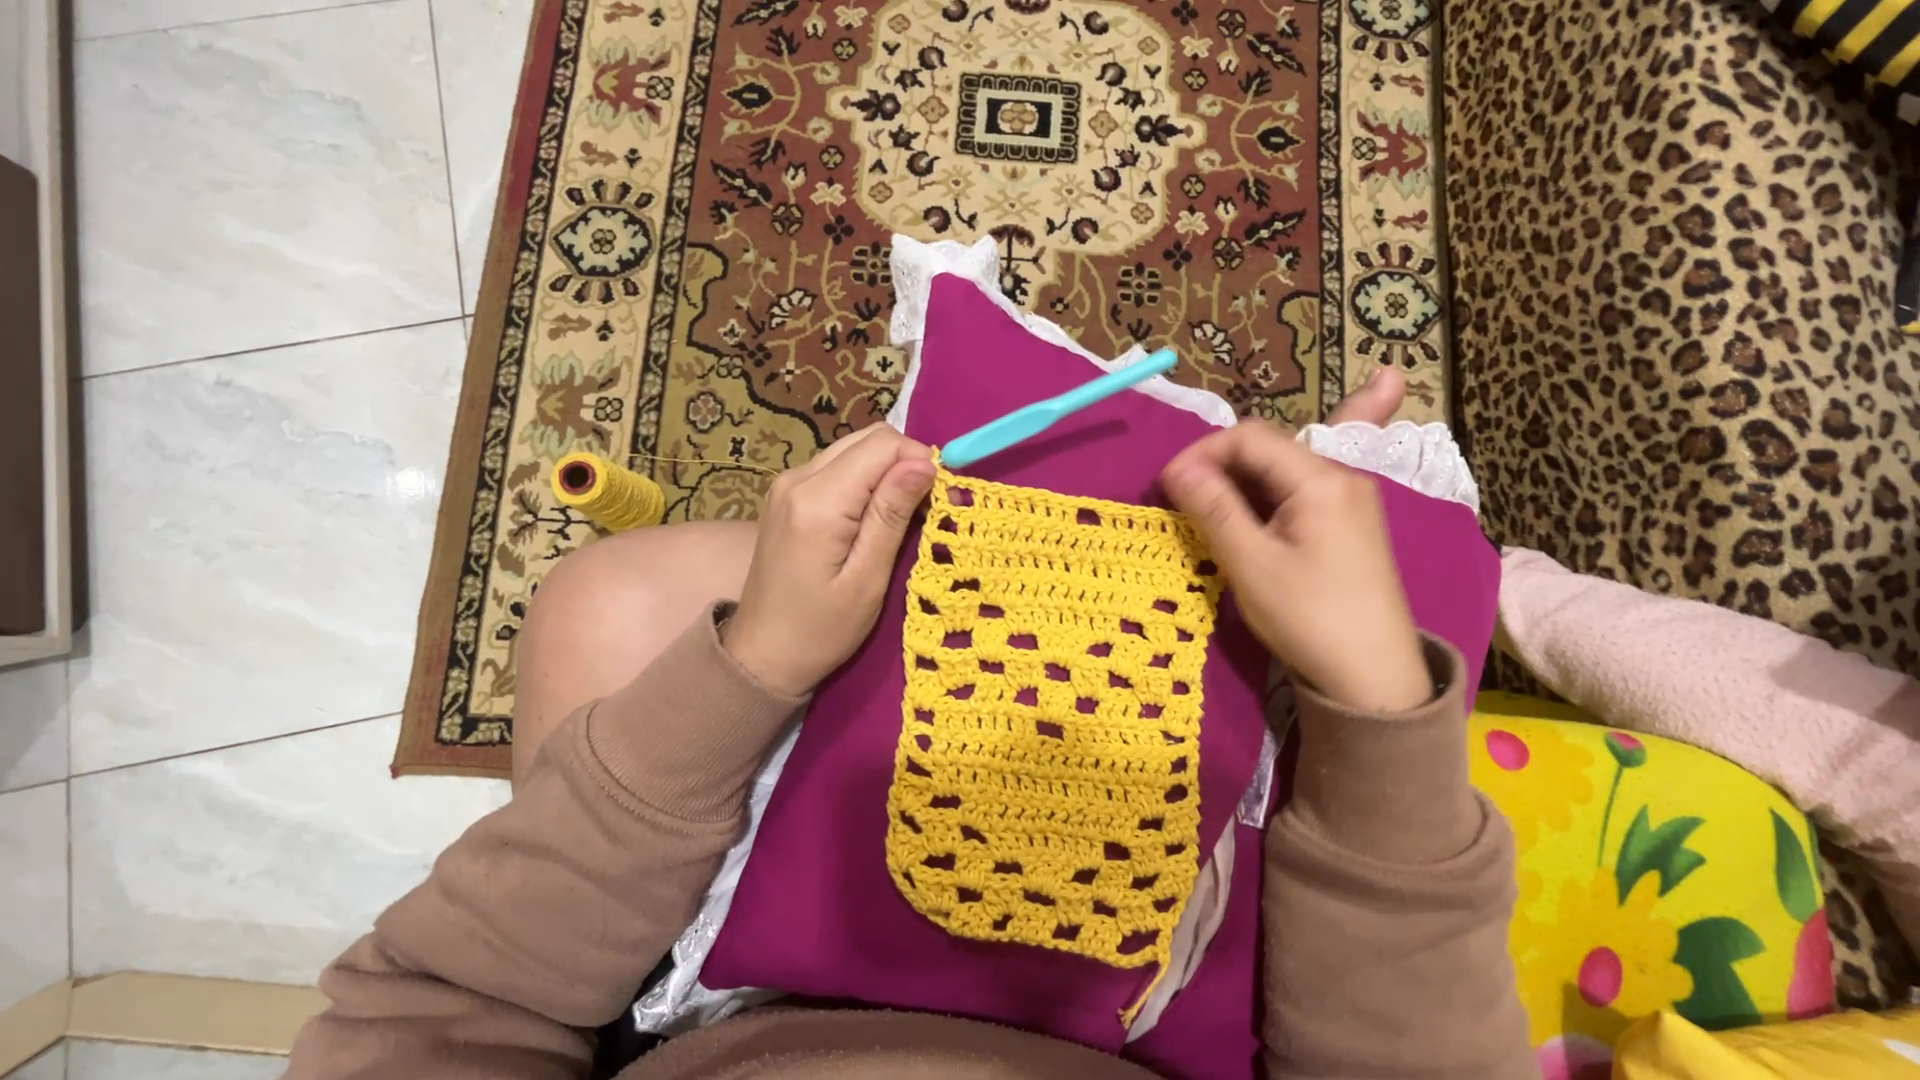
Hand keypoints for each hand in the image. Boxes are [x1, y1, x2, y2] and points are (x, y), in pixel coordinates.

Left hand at [723, 424, 936, 696]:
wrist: (762, 654)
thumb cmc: (821, 630)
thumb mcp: (867, 580)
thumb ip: (892, 515)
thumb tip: (925, 463)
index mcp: (818, 501)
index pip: (883, 445)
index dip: (920, 462)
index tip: (938, 500)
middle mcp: (797, 478)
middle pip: (868, 438)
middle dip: (905, 463)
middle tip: (924, 509)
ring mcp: (787, 484)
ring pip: (853, 449)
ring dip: (885, 472)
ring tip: (901, 517)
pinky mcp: (786, 495)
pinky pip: (836, 467)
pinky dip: (864, 481)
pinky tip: (872, 518)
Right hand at [1160, 421, 1429, 712]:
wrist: (1373, 677)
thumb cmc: (1309, 619)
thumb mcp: (1252, 564)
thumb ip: (1214, 509)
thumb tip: (1175, 467)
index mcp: (1321, 479)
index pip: (1250, 437)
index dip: (1201, 453)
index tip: (1168, 486)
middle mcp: (1341, 476)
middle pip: (1267, 448)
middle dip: (1218, 466)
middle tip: (1181, 500)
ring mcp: (1348, 499)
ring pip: (1279, 470)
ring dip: (1237, 483)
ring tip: (1202, 513)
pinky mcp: (1346, 523)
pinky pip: (1296, 492)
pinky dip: (1262, 499)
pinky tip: (1241, 518)